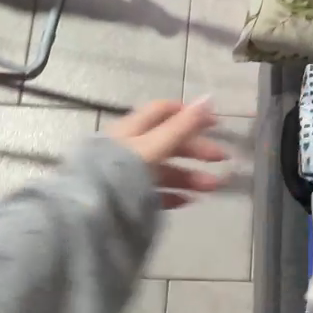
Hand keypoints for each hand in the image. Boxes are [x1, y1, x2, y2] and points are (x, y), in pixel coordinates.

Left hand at [105, 99, 227, 208]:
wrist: (89, 214)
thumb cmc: (121, 172)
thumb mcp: (154, 146)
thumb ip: (182, 126)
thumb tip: (209, 98)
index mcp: (132, 129)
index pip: (163, 111)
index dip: (189, 114)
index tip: (215, 123)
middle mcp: (129, 148)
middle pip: (168, 142)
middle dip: (197, 149)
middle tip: (222, 159)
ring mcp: (127, 174)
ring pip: (164, 169)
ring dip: (191, 175)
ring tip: (213, 187)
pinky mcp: (127, 198)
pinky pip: (155, 192)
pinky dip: (174, 193)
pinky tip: (190, 200)